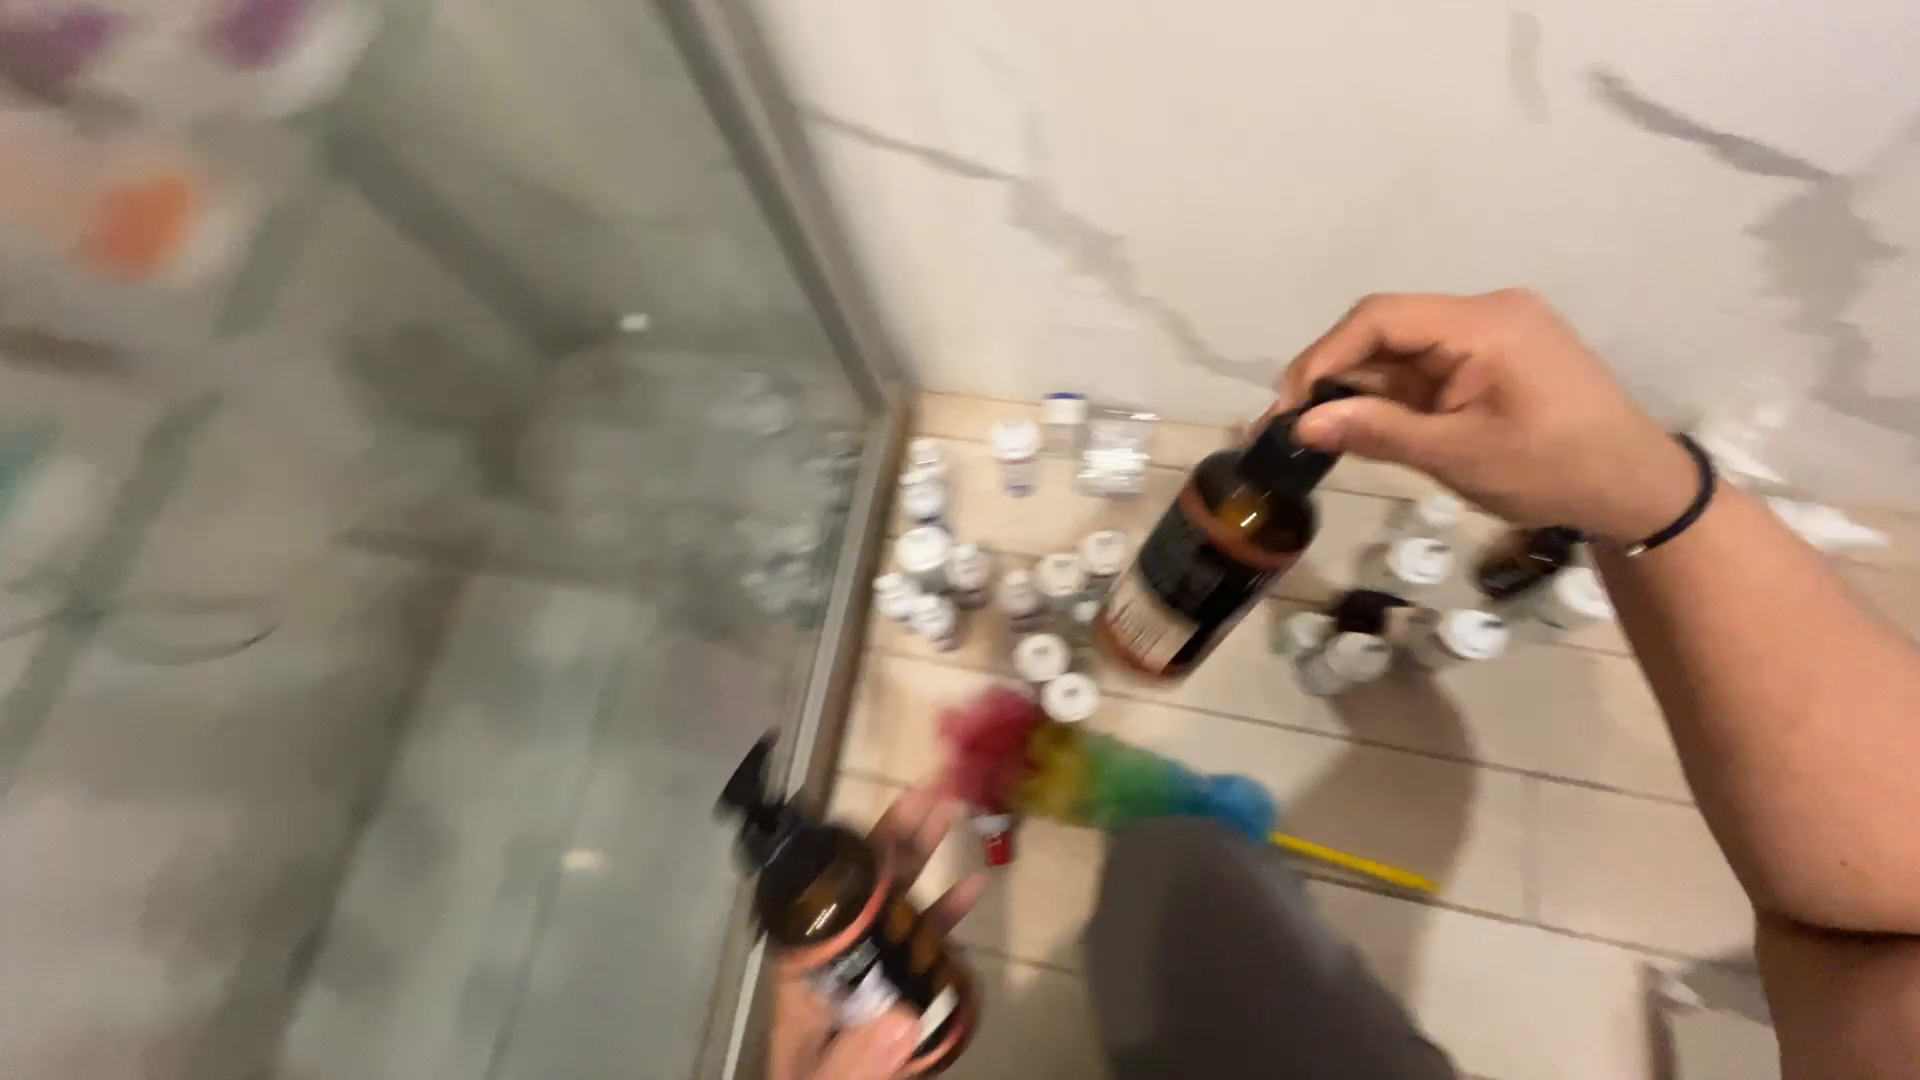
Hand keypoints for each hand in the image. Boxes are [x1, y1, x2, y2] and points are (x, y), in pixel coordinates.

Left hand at [767, 785, 988, 1079]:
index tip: (889, 812)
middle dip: (902, 831)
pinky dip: (948, 909)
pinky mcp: (899, 976)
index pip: (837, 888)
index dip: (864, 847)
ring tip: (951, 810)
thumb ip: (858, 1054)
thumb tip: (906, 1017)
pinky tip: (974, 883)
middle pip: (871, 877)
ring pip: (898, 894)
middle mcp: (843, 944)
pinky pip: (924, 934)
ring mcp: (873, 957)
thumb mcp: (825, 1076)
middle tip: (932, 789)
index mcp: (814, 958)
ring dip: (925, 851)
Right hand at [1276, 290, 1696, 540]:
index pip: (1380, 318)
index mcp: (1485, 325)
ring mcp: (1478, 339)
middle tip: (1286, 425)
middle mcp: (1479, 317)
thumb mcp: (1461, 456)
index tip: (1288, 406)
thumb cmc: (1557, 471)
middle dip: (1327, 376)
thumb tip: (1302, 424)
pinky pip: (1410, 372)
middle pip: (1379, 332)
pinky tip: (1347, 426)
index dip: (1322, 356)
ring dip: (1347, 391)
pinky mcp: (1476, 363)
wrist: (1632, 488)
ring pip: (1389, 354)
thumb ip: (1379, 433)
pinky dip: (1375, 400)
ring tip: (1304, 431)